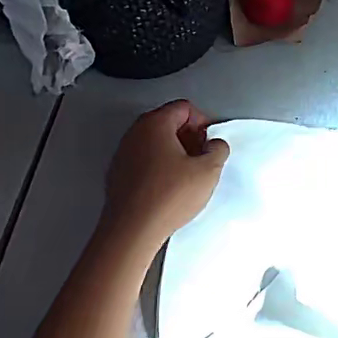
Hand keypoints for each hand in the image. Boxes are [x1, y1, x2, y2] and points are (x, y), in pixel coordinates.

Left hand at [101, 100, 229, 245]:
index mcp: (155, 123)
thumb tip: (216, 146)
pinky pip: (143, 160)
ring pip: (154, 142)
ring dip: (173, 153)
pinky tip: (168, 189)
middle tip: (200, 158)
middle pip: (168, 122)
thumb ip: (218, 149)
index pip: (184, 107)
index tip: (209, 143)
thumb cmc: (165, 198)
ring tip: (185, 177)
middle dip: (188, 137)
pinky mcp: (118, 173)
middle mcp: (135, 133)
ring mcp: (123, 152)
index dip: (202, 123)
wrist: (132, 229)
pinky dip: (157, 168)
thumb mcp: (208, 171)